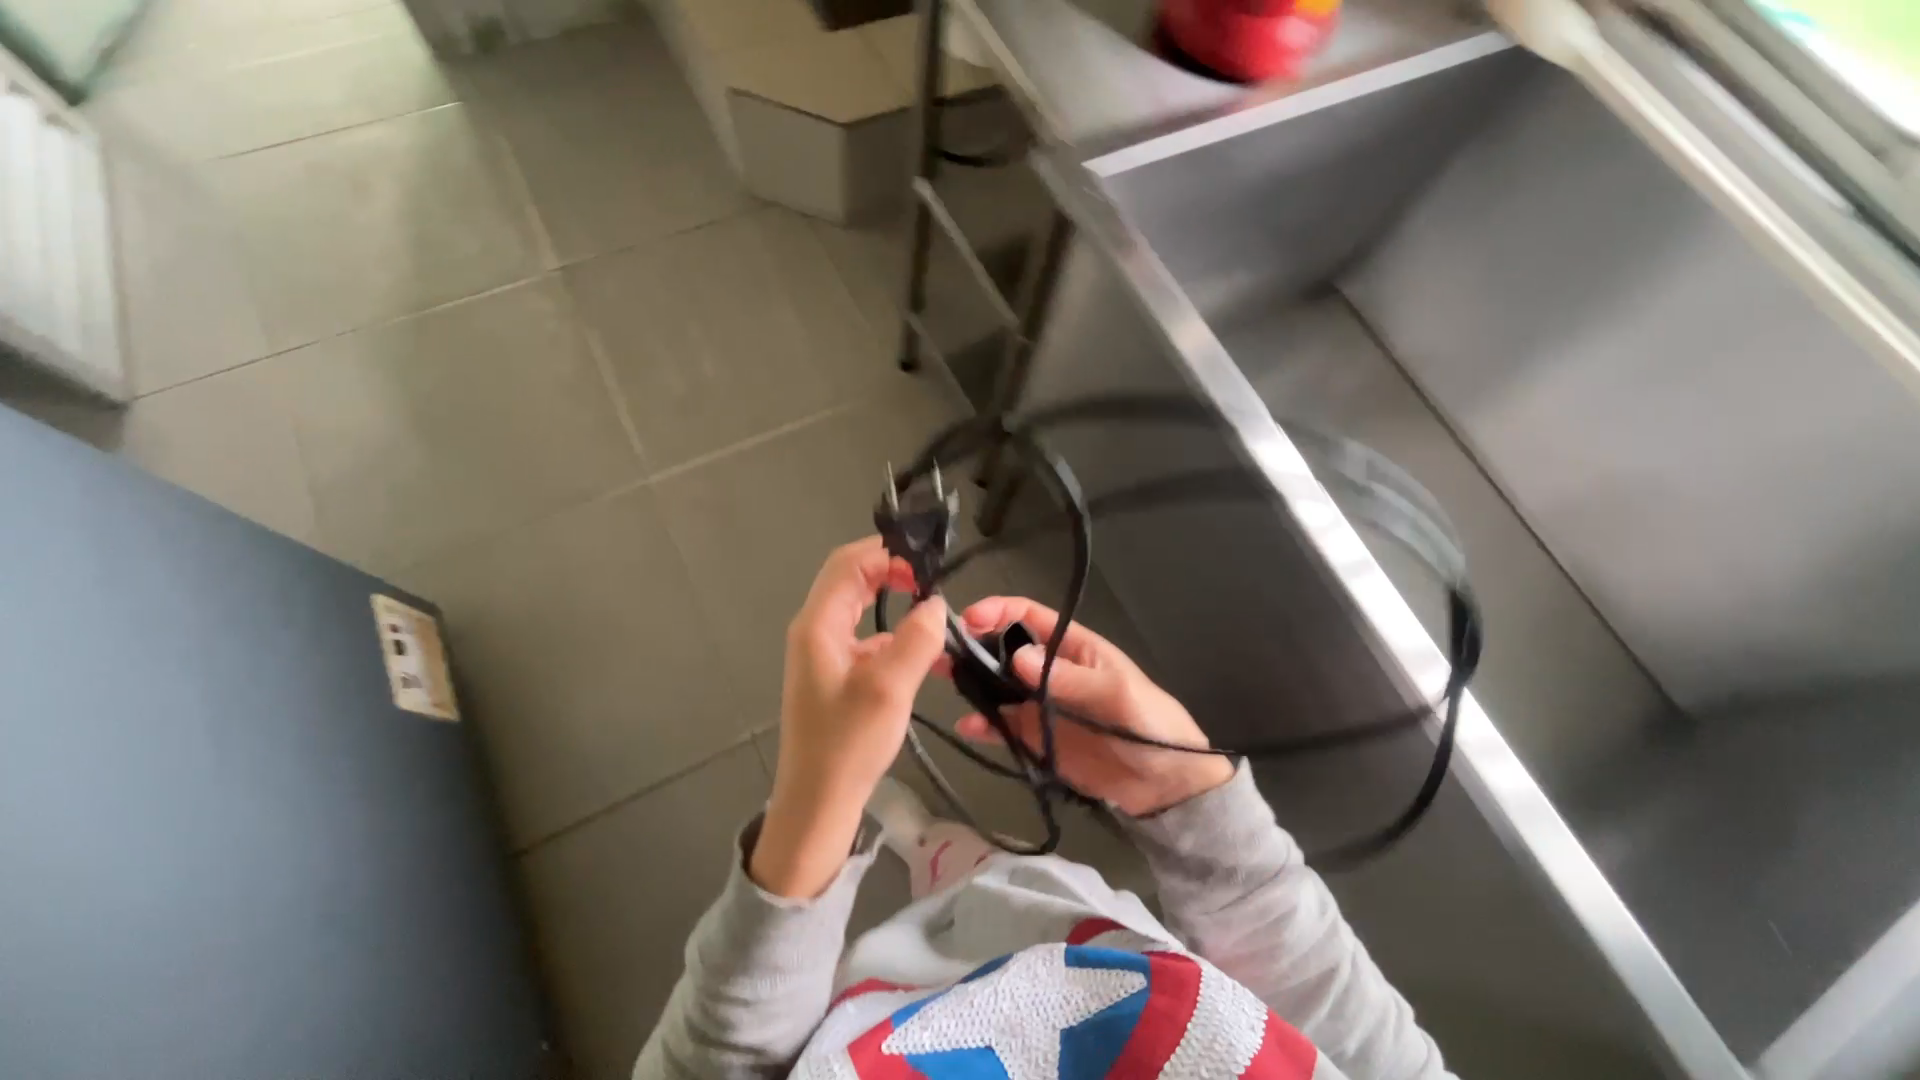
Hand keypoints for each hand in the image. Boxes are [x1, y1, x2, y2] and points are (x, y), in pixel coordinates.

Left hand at [752, 538, 948, 898]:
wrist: (817, 805)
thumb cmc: (847, 744)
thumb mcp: (888, 688)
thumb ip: (916, 640)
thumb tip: (936, 604)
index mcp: (818, 625)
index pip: (849, 563)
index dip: (888, 553)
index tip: (929, 565)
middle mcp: (817, 631)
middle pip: (853, 581)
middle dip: (895, 575)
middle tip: (936, 585)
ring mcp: (826, 655)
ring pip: (864, 613)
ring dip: (900, 609)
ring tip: (941, 620)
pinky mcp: (837, 678)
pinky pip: (869, 643)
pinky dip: (898, 641)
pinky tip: (931, 658)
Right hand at [956, 597, 1234, 817]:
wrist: (1167, 784)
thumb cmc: (1150, 724)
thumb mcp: (1116, 694)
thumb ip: (1068, 678)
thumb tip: (1016, 657)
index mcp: (1073, 648)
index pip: (1029, 617)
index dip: (999, 610)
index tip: (969, 617)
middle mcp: (1049, 671)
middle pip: (1003, 648)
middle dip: (972, 644)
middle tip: (938, 649)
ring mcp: (1039, 705)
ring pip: (996, 685)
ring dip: (970, 681)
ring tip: (942, 680)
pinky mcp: (1036, 738)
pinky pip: (1003, 726)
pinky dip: (984, 723)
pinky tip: (968, 725)